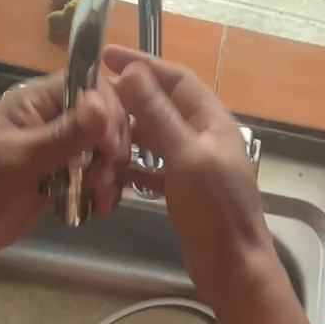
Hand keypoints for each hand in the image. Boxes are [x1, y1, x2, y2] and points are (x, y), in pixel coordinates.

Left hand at [0, 73, 127, 260]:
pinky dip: (104, 191)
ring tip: (100, 200)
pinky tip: (97, 209)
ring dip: (111, 175)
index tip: (110, 148)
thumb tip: (103, 103)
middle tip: (103, 181)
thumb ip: (66, 134)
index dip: (110, 114)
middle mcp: (54, 119)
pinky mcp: (65, 178)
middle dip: (113, 150)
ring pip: (106, 151)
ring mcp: (60, 150)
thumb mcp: (22, 159)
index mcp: (38, 101)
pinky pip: (97, 176)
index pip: (92, 87)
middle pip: (106, 121)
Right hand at [103, 46, 276, 303]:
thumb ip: (159, 116)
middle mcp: (205, 137)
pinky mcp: (186, 192)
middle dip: (130, 103)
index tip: (106, 56)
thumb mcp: (185, 157)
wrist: (233, 267)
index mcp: (213, 121)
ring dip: (128, 138)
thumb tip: (131, 72)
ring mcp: (196, 166)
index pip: (176, 79)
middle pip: (163, 108)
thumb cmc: (214, 210)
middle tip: (92, 103)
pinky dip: (134, 168)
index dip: (143, 64)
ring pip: (156, 140)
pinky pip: (155, 170)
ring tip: (96, 138)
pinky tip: (112, 172)